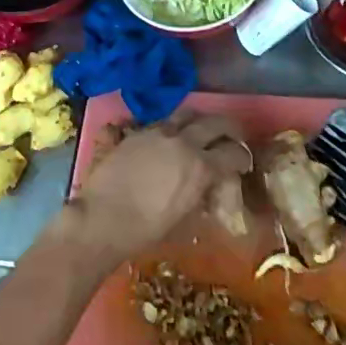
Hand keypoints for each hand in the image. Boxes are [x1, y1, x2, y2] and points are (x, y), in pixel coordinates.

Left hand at [65, 111, 251, 263]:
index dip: (242, 157)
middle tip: (232, 137)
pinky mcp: (137, 132)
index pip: (233, 153)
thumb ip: (201, 195)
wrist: (102, 218)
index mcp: (201, 166)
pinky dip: (174, 127)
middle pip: (215, 122)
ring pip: (188, 114)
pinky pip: (163, 122)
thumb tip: (209, 189)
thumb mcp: (184, 218)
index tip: (243, 163)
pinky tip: (170, 140)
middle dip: (229, 128)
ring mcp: (158, 132)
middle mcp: (184, 142)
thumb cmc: (145, 229)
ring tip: (201, 131)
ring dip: (200, 121)